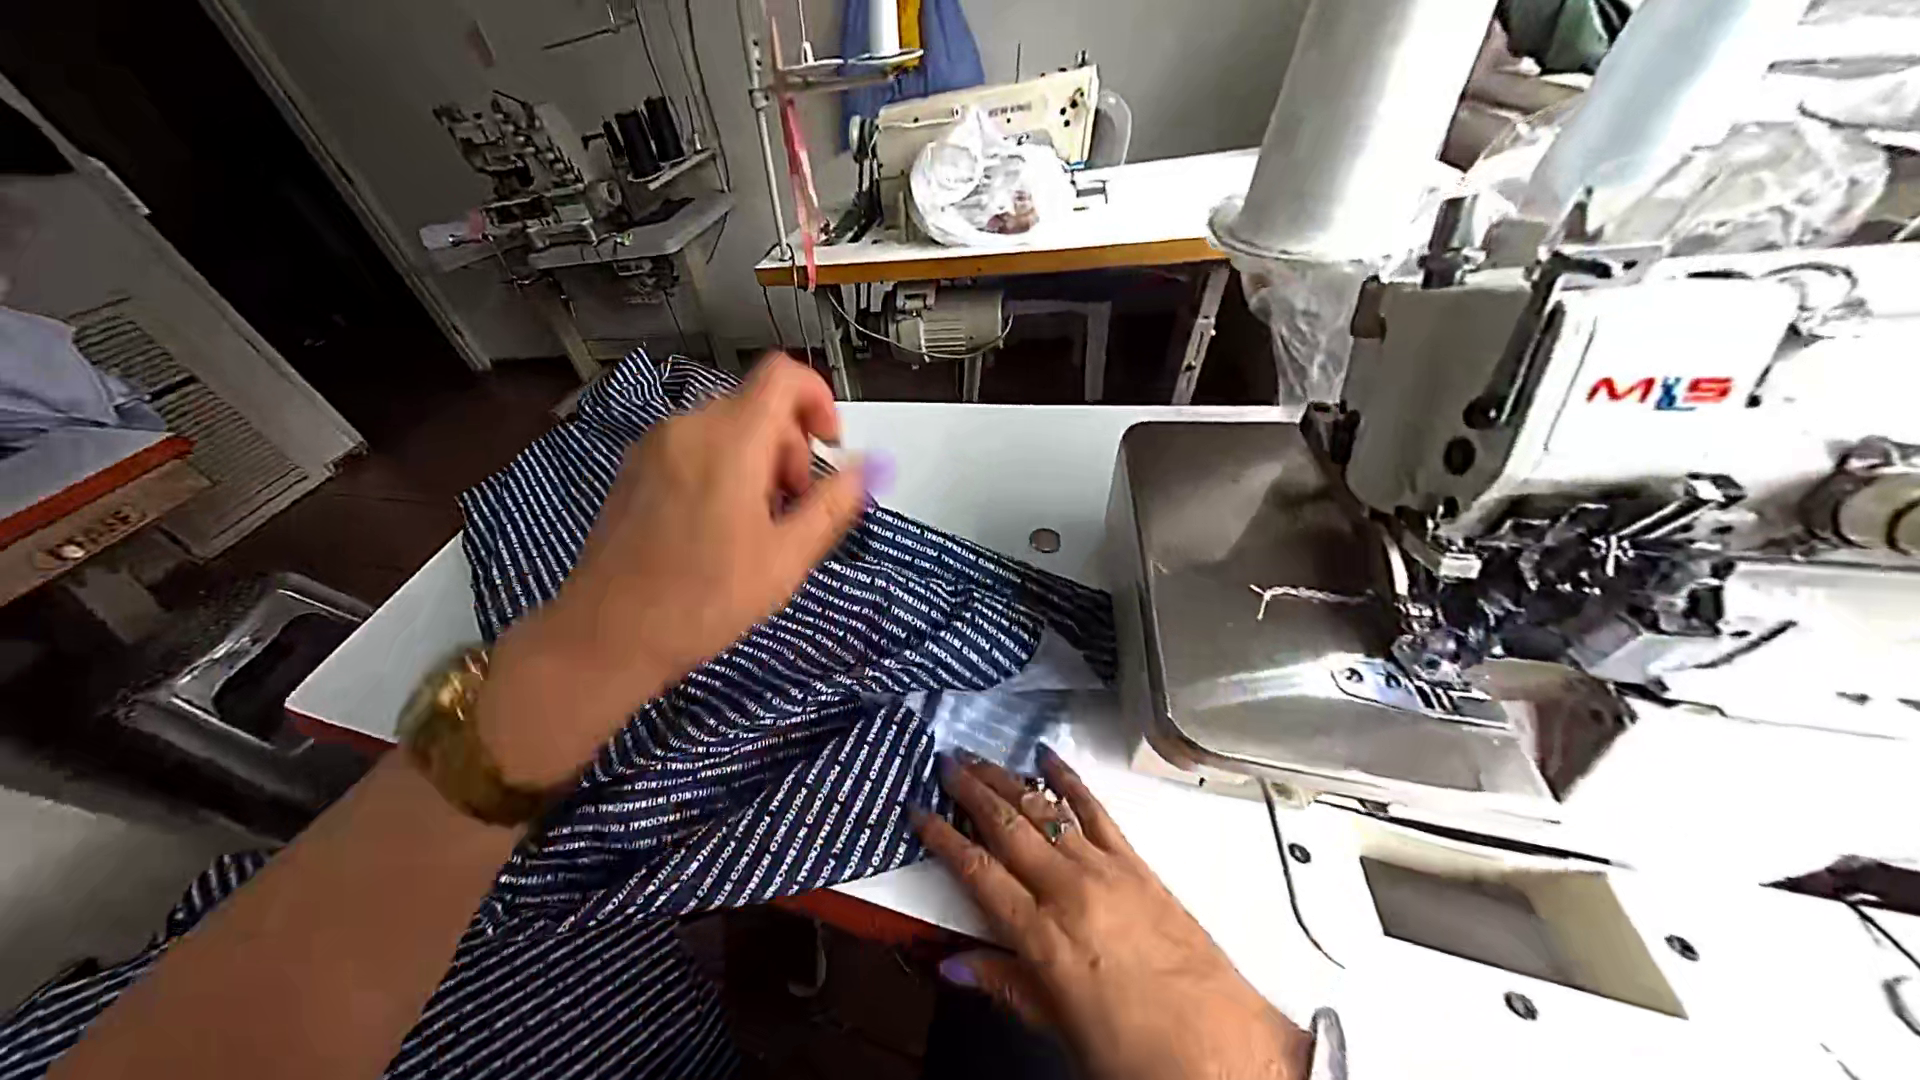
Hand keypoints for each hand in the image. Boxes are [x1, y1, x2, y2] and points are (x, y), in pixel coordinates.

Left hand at [476, 354, 867, 788]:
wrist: (606, 636)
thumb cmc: (703, 599)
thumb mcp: (787, 557)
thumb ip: (833, 504)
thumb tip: (866, 467)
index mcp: (729, 439)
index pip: (784, 376)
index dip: (820, 401)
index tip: (829, 449)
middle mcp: (688, 427)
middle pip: (760, 407)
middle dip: (792, 450)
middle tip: (794, 509)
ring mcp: (655, 446)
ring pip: (729, 429)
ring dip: (761, 463)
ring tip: (759, 526)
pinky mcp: (636, 469)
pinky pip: (697, 447)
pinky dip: (726, 469)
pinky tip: (721, 526)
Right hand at [916, 750, 1310, 1079]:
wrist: (1226, 1050)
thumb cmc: (1139, 1054)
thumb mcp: (1061, 1030)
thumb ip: (1005, 985)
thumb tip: (951, 963)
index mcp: (1044, 938)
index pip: (978, 873)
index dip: (943, 839)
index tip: (920, 813)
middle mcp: (1070, 890)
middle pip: (1008, 827)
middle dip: (971, 791)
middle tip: (946, 765)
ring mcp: (1105, 869)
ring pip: (1045, 809)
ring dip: (1008, 779)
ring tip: (981, 758)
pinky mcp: (1136, 862)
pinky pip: (1095, 810)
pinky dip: (1069, 779)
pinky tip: (1049, 758)